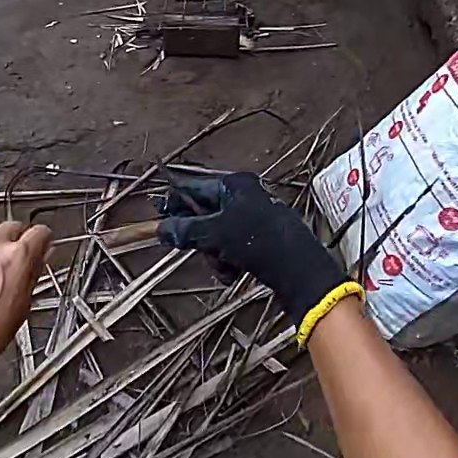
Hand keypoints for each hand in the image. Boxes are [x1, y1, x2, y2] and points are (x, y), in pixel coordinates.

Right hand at [156, 172, 346, 324]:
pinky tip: (231, 272)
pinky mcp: (262, 239)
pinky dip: (228, 260)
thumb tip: (160, 229)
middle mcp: (245, 196)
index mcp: (234, 185)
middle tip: (189, 247)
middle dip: (198, 236)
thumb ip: (184, 230)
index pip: (194, 188)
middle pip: (205, 213)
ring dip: (213, 252)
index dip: (175, 202)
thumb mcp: (213, 233)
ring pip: (218, 233)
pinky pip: (233, 246)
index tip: (159, 215)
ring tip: (221, 264)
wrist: (298, 267)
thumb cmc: (256, 240)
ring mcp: (255, 218)